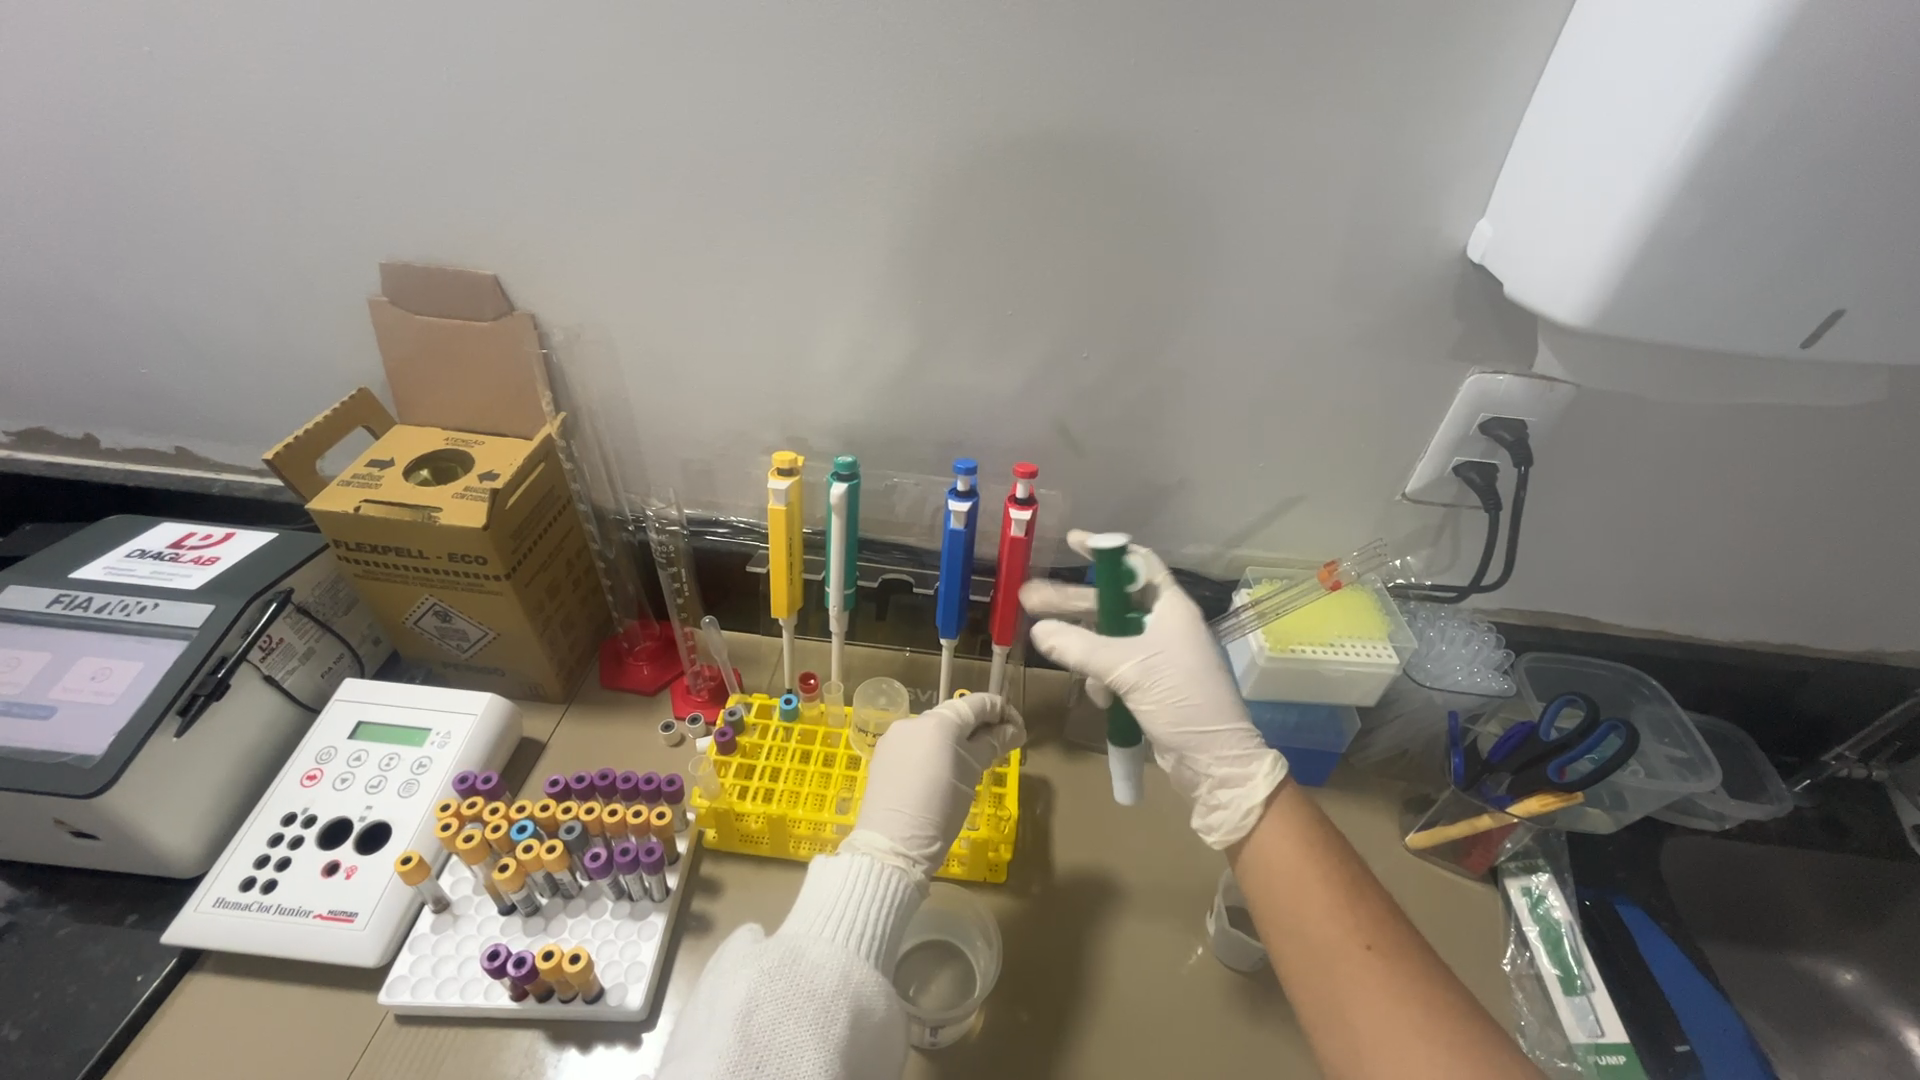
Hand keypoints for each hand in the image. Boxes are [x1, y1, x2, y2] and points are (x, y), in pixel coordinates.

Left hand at [843, 692, 1025, 878]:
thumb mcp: (972, 774)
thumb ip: (992, 744)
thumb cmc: (940, 810)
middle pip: (955, 715)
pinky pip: (916, 745)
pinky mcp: (883, 756)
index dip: (1002, 712)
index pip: (978, 703)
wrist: (893, 845)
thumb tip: (1013, 730)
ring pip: (935, 730)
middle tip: (1000, 748)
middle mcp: (915, 721)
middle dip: (980, 727)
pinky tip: (941, 774)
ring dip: (957, 740)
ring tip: (972, 764)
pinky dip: (934, 751)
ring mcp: (895, 737)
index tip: (1017, 731)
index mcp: (940, 722)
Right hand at [1020, 530, 1286, 848]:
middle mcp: (1165, 625)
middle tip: (1029, 598)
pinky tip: (1099, 696)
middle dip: (1072, 602)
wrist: (1213, 761)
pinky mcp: (1150, 683)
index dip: (1105, 552)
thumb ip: (1079, 646)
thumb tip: (1038, 630)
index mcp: (1170, 608)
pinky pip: (1114, 667)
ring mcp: (1158, 655)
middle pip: (1111, 603)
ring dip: (1084, 647)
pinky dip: (1101, 677)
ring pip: (1108, 638)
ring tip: (1048, 645)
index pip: (1136, 564)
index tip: (1072, 542)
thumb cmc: (1181, 700)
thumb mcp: (1127, 669)